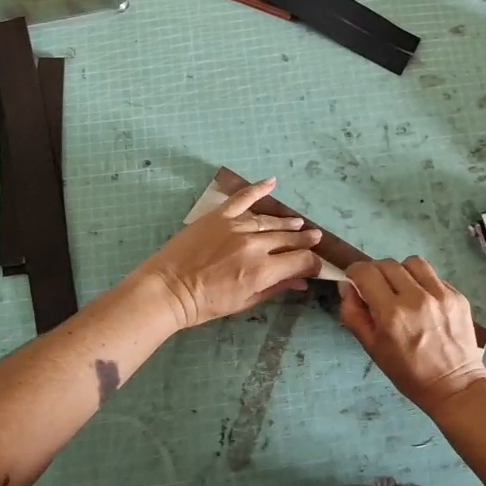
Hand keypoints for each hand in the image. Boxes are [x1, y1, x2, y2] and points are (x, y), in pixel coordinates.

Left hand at [132, 178, 322, 329]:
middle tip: (315, 237)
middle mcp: (255, 245)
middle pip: (289, 238)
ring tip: (299, 223)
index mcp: (263, 270)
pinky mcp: (219, 215)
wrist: (169, 289)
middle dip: (305, 240)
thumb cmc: (205, 304)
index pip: (300, 261)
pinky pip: (243, 197)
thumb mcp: (245, 302)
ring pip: (270, 221)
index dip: (312, 263)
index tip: (314, 265)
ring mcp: (237, 226)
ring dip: (287, 222)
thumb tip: (300, 281)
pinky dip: (258, 188)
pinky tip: (272, 181)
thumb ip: (275, 288)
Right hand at [340, 257, 485, 413]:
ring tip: (403, 290)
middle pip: (387, 264)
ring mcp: (440, 294)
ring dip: (401, 272)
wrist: (454, 386)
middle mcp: (416, 298)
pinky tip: (424, 302)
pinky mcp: (458, 295)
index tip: (355, 281)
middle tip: (377, 290)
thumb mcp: (372, 348)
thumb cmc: (408, 373)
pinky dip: (423, 283)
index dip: (355, 273)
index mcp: (391, 314)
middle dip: (376, 273)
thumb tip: (347, 285)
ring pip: (412, 262)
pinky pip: (433, 276)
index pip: (365, 272)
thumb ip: (353, 314)